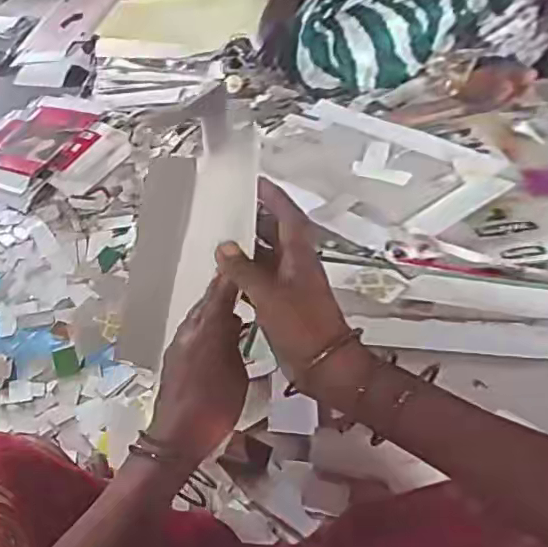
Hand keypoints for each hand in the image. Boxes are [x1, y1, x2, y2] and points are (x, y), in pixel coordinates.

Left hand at [143, 274, 247, 467]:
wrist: (177, 435)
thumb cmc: (214, 408)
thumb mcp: (237, 375)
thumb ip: (235, 343)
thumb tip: (236, 321)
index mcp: (207, 331)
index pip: (221, 292)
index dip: (234, 274)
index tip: (248, 258)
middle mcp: (189, 330)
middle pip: (208, 300)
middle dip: (226, 287)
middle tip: (248, 276)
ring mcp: (179, 343)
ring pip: (200, 314)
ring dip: (217, 305)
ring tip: (240, 300)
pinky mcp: (174, 356)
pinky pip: (195, 329)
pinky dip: (208, 323)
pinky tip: (222, 328)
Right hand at [214, 179, 357, 394]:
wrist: (324, 364)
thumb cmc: (303, 327)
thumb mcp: (268, 294)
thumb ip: (244, 269)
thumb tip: (224, 247)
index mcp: (299, 256)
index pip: (288, 216)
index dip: (274, 197)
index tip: (257, 182)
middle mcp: (296, 266)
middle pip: (277, 233)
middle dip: (257, 218)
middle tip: (232, 206)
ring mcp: (289, 285)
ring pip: (267, 256)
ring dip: (248, 246)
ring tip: (223, 236)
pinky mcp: (282, 303)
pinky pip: (260, 279)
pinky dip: (244, 273)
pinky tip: (227, 274)